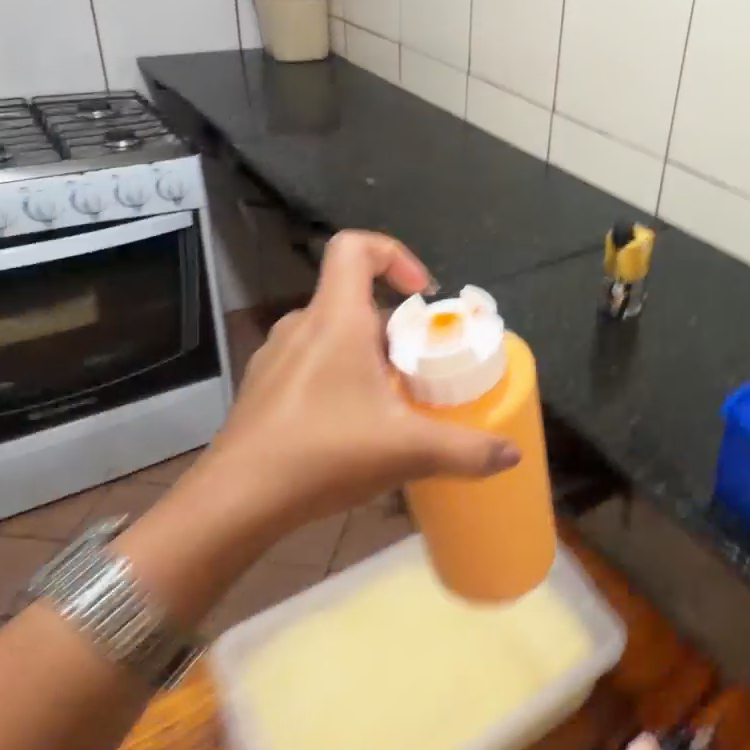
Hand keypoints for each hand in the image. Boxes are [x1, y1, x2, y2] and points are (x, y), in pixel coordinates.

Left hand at [201, 230, 518, 529]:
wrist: (236, 501)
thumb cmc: (324, 453)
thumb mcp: (408, 450)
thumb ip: (466, 450)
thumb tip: (512, 454)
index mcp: (336, 319)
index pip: (355, 248)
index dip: (394, 255)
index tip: (423, 296)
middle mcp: (302, 327)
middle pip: (355, 301)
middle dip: (398, 330)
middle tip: (425, 371)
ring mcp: (276, 358)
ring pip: (335, 336)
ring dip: (370, 357)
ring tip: (395, 404)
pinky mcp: (264, 390)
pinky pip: (313, 365)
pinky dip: (341, 380)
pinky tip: (355, 430)